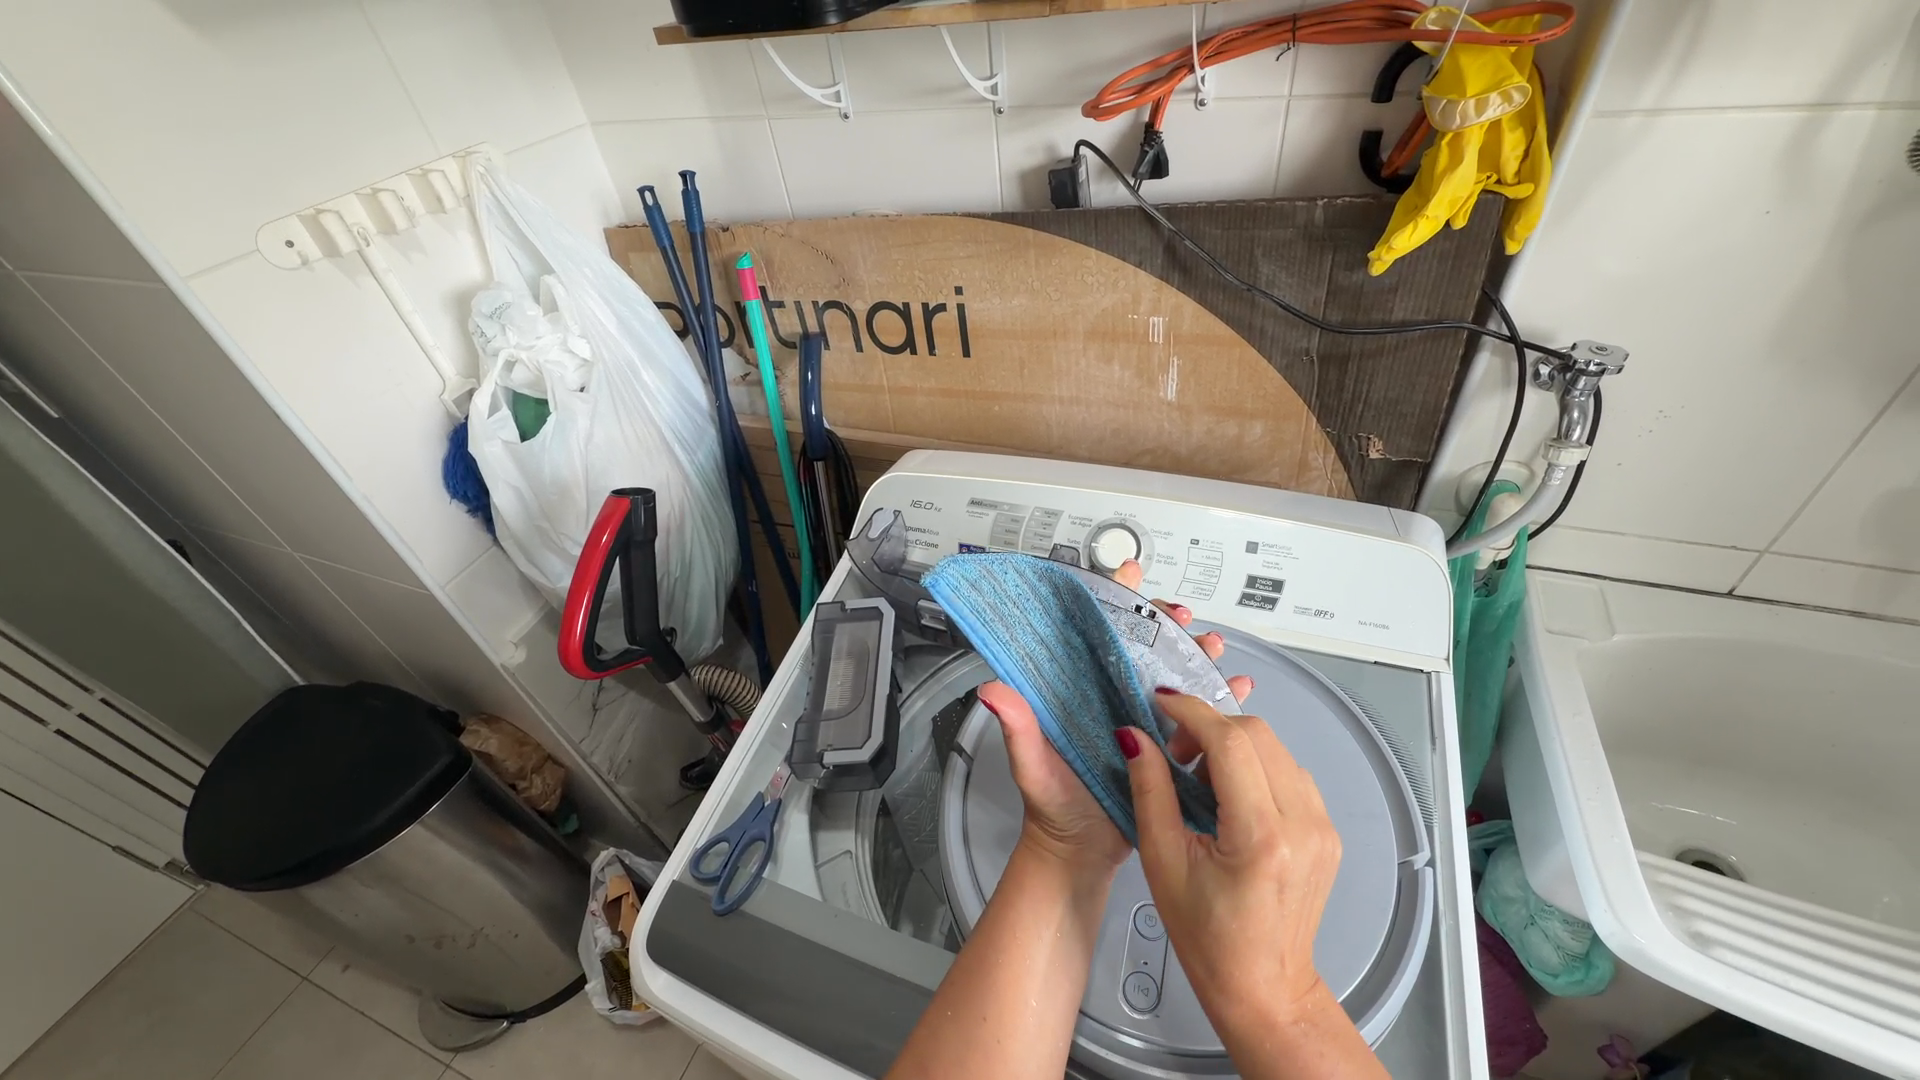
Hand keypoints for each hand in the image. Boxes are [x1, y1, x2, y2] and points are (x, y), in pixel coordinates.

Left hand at [980, 560, 1251, 874]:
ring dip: (1197, 655)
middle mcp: (1111, 698)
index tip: (1128, 574)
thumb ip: (1018, 727)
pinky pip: (1198, 719)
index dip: (1112, 599)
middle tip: (1181, 616)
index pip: (1094, 635)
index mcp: (1078, 692)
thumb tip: (993, 690)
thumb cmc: (1051, 806)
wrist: (1080, 855)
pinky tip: (1239, 688)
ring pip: (1176, 677)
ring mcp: (1142, 722)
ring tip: (1212, 645)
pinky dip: (1221, 701)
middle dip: (1166, 624)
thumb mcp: (1031, 766)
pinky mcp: (1167, 749)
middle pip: (1143, 648)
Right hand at [1118, 691, 1343, 1037]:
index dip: (1191, 712)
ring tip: (1199, 778)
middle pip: (1257, 734)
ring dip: (1233, 745)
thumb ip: (1149, 788)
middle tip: (1176, 753)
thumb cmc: (1207, 935)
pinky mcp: (1326, 831)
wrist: (1264, 987)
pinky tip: (1228, 793)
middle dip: (1210, 727)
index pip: (1231, 742)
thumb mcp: (1162, 859)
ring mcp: (1322, 827)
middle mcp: (1303, 825)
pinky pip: (1289, 772)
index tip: (1161, 702)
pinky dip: (1255, 765)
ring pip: (1275, 748)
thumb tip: (1134, 736)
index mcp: (1261, 837)